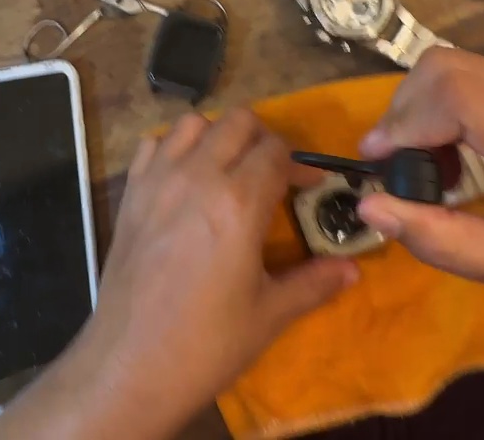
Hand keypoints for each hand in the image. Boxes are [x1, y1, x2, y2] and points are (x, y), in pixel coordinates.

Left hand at [0, 110, 356, 439]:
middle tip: (270, 174)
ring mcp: (158, 178)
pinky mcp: (131, 190)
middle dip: (262, 139)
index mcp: (239, 202)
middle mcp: (198, 175)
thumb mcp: (269, 315)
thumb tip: (353, 270)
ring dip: (217, 135)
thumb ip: (313, 283)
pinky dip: (172, 147)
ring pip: (193, 122)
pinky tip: (183, 178)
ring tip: (227, 169)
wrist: (131, 363)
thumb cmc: (207, 343)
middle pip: (237, 121)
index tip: (307, 188)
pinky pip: (153, 143)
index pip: (276, 151)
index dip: (297, 165)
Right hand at [353, 48, 483, 369]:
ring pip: (461, 65)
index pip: (457, 96)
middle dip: (406, 109)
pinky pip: (483, 79)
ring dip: (425, 106)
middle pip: (449, 66)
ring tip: (428, 166)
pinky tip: (457, 154)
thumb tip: (369, 208)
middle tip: (397, 165)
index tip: (376, 161)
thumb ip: (443, 240)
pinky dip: (450, 106)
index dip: (404, 120)